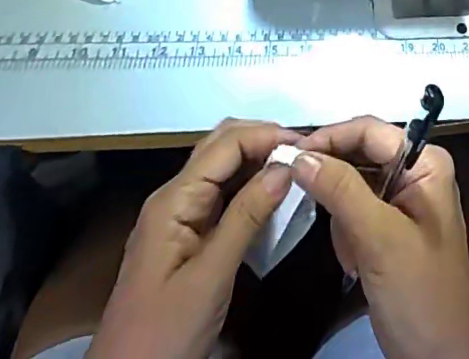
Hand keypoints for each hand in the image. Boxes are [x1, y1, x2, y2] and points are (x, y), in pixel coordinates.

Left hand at [91, 119, 300, 358]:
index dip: (266, 136)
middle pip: (222, 146)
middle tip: (303, 154)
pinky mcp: (188, 236)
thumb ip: (247, 217)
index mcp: (174, 199)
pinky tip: (273, 194)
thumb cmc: (162, 333)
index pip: (226, 144)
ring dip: (258, 159)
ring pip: (223, 167)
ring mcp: (180, 216)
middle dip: (262, 139)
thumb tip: (285, 168)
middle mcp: (175, 197)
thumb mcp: (210, 277)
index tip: (306, 146)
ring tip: (296, 169)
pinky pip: (223, 194)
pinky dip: (250, 185)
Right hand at [296, 117, 468, 358]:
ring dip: (342, 218)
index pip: (369, 130)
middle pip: (359, 154)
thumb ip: (341, 190)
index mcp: (426, 161)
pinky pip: (354, 212)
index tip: (289, 154)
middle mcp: (417, 171)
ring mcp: (404, 199)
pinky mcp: (390, 226)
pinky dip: (346, 234)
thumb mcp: (380, 238)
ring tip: (353, 254)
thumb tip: (298, 154)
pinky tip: (356, 262)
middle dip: (336, 186)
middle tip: (312, 207)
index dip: (330, 137)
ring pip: (351, 184)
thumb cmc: (420, 293)